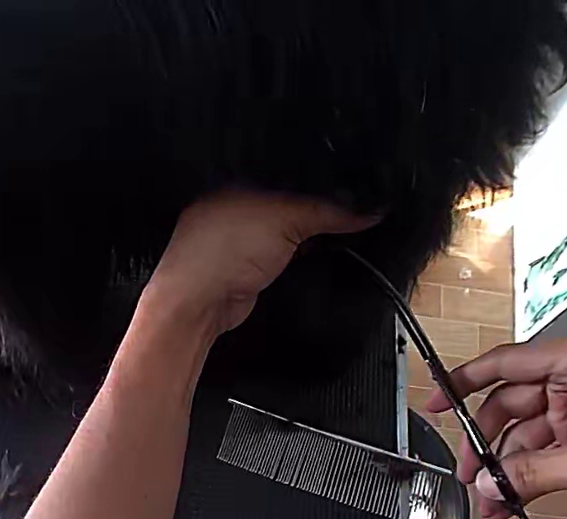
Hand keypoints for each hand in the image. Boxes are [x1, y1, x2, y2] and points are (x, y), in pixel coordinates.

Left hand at [143, 191, 375, 338]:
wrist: (200, 301)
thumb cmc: (219, 252)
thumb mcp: (285, 219)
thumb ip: (328, 213)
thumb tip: (367, 211)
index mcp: (238, 175)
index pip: (292, 168)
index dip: (323, 175)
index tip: (354, 186)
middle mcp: (239, 204)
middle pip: (294, 198)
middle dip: (320, 205)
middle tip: (349, 209)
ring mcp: (243, 237)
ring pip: (290, 228)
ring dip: (311, 233)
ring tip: (334, 231)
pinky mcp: (250, 266)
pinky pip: (285, 254)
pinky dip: (300, 254)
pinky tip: (311, 254)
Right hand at [427, 330, 566, 518]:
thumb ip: (540, 471)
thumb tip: (486, 483)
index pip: (511, 361)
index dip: (466, 382)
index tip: (433, 405)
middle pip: (515, 402)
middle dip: (488, 442)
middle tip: (472, 480)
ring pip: (531, 431)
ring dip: (510, 466)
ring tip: (495, 504)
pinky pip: (553, 449)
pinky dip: (533, 473)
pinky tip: (518, 498)